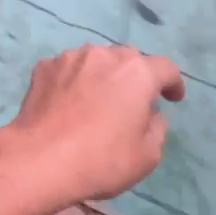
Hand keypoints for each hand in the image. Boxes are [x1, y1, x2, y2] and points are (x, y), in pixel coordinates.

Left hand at [0, 44, 185, 207]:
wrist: (42, 157)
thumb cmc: (103, 159)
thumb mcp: (147, 154)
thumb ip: (156, 127)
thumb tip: (150, 113)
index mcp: (136, 73)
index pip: (165, 67)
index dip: (173, 82)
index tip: (172, 98)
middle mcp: (103, 55)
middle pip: (127, 57)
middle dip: (135, 75)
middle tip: (134, 100)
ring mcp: (69, 57)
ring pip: (94, 58)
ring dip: (102, 74)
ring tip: (98, 101)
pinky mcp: (44, 66)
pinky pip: (68, 68)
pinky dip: (74, 80)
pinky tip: (69, 103)